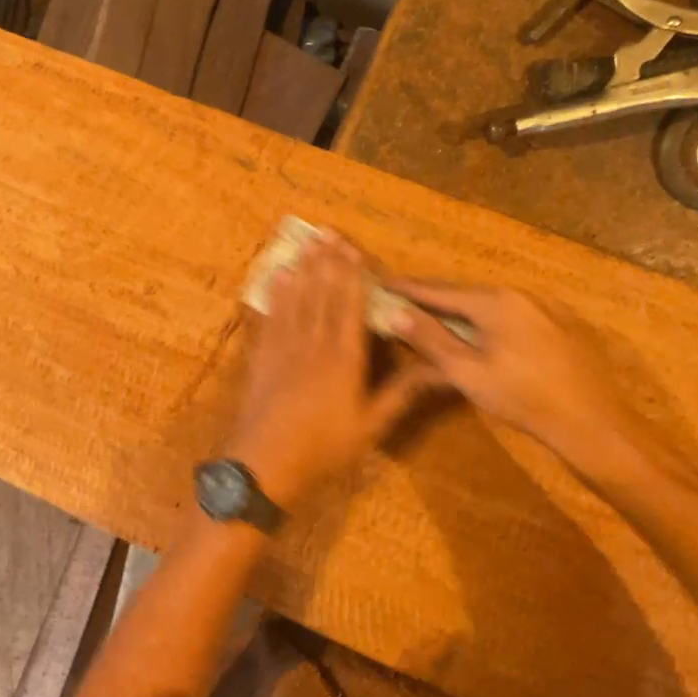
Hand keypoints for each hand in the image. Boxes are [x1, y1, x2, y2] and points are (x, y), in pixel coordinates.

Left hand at [225, 236, 442, 507]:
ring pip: (294, 301)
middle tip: (327, 232)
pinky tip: (276, 279)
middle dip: (325, 262)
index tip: (353, 247)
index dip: (351, 275)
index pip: (349, 307)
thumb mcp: (370, 427)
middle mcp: (312, 345)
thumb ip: (401, 394)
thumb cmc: (323, 449)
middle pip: (320, 295)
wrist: (263, 464)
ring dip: (301, 270)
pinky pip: (268, 319)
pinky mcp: (260, 359)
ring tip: (304, 244)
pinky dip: (274, 296)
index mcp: (343, 359)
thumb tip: (438, 369)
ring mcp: (281, 349)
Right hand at [383, 281, 648, 466]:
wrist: (594, 423)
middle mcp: (522, 295)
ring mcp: (548, 308)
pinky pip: (516, 313)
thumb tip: (396, 312)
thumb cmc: (523, 398)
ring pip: (492, 302)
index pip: (439, 290)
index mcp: (495, 302)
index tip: (382, 282)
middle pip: (466, 292)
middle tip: (402, 297)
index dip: (408, 288)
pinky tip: (483, 332)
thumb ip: (430, 339)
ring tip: (436, 314)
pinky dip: (489, 317)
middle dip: (432, 295)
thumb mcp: (467, 372)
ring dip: (460, 307)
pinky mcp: (564, 325)